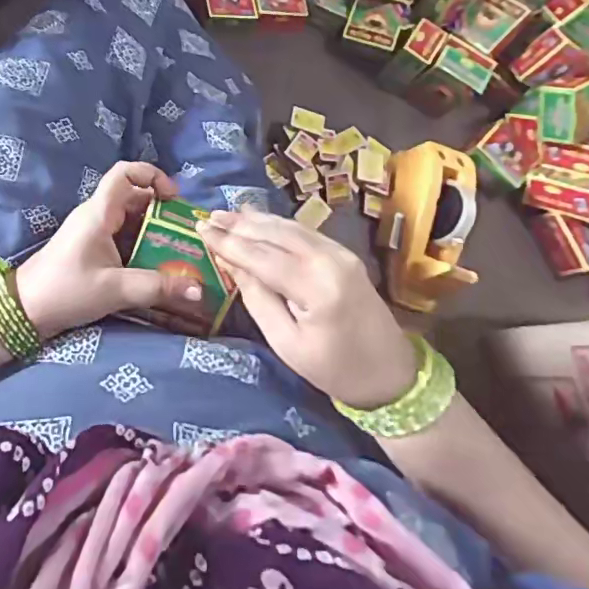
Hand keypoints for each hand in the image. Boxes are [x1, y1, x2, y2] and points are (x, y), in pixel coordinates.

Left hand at [13, 162, 204, 339]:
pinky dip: (141, 246)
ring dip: (154, 232)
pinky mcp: (91, 249)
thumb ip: (157, 288)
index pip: (125, 173)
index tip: (174, 198)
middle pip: (134, 198)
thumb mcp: (115, 289)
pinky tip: (156, 266)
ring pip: (130, 220)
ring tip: (177, 251)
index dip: (152, 176)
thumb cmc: (66, 290)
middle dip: (162, 211)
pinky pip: (122, 237)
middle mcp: (96, 216)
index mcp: (99, 213)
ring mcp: (93, 232)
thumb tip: (198, 290)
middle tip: (185, 232)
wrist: (25, 310)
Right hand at [197, 209, 417, 408]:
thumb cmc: (333, 369)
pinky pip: (304, 232)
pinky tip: (259, 220)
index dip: (228, 241)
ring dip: (256, 220)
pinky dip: (277, 225)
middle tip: (207, 216)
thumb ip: (257, 297)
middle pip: (275, 234)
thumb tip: (229, 260)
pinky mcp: (344, 254)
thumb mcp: (286, 342)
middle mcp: (330, 260)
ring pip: (290, 228)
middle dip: (239, 224)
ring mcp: (340, 253)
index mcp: (316, 287)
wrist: (390, 374)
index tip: (199, 229)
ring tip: (225, 214)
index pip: (261, 256)